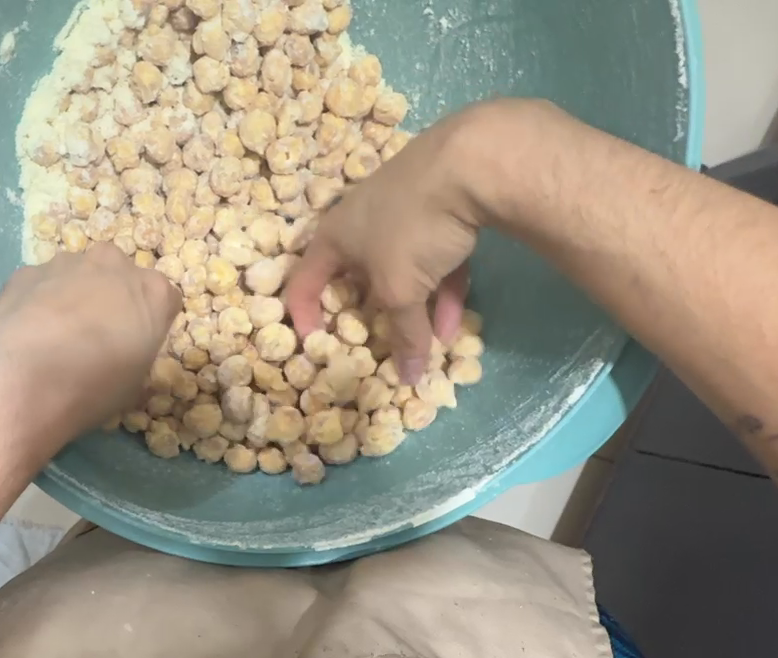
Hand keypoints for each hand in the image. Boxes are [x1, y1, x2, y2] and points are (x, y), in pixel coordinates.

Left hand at [0, 243, 179, 464]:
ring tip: (56, 339)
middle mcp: (113, 264)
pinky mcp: (26, 271)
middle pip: (120, 278)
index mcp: (152, 292)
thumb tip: (124, 359)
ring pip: (78, 276)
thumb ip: (136, 358)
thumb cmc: (93, 387)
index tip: (136, 346)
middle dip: (112, 301)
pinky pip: (41, 285)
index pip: (164, 300)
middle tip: (96, 340)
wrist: (23, 380)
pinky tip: (28, 335)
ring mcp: (67, 262)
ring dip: (74, 298)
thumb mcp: (133, 388)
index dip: (150, 325)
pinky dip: (38, 302)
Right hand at [285, 102, 513, 383]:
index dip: (304, 318)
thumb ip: (403, 336)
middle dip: (374, 317)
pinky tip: (457, 321)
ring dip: (417, 309)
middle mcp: (361, 219)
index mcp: (333, 236)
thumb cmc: (413, 227)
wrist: (474, 157)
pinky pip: (434, 256)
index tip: (318, 346)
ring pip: (402, 269)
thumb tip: (409, 380)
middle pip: (358, 279)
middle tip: (381, 344)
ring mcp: (402, 207)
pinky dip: (442, 288)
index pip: (303, 283)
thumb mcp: (401, 292)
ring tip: (435, 344)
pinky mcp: (441, 202)